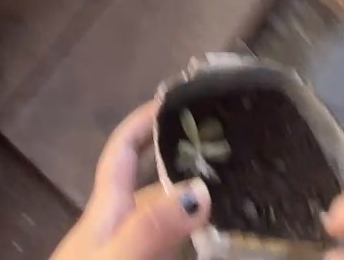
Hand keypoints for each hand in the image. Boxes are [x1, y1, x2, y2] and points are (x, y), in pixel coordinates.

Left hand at [50, 102, 211, 259]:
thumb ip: (150, 228)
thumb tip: (199, 186)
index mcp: (104, 212)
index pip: (121, 152)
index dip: (142, 122)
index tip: (175, 99)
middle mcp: (116, 231)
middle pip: (149, 188)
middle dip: (180, 166)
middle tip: (227, 153)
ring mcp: (129, 257)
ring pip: (164, 226)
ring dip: (193, 211)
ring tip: (238, 197)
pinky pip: (170, 254)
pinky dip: (193, 245)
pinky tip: (220, 245)